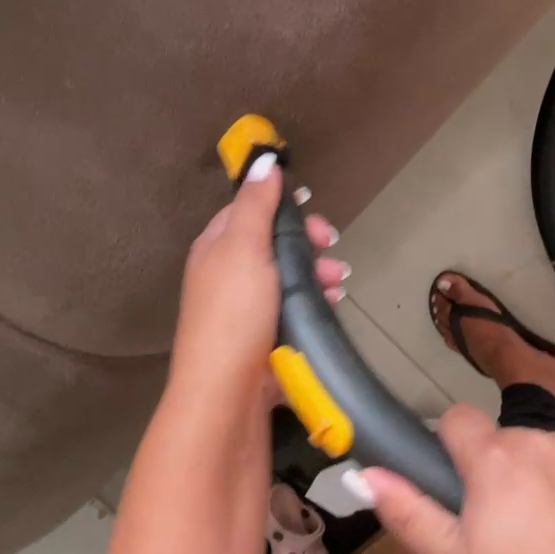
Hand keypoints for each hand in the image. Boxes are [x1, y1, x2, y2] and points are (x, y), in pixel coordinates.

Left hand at [169, 156, 345, 402]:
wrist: (227, 392)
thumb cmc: (234, 312)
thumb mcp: (243, 248)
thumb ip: (255, 205)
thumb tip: (262, 161)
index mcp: (216, 248)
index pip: (248, 211)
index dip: (282, 206)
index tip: (313, 212)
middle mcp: (227, 276)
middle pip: (273, 245)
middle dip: (308, 244)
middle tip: (332, 246)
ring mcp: (245, 310)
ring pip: (289, 278)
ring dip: (317, 274)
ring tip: (338, 284)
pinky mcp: (264, 338)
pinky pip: (294, 310)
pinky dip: (315, 303)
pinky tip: (331, 307)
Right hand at [359, 406, 554, 553]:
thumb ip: (407, 511)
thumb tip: (366, 474)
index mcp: (494, 458)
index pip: (457, 418)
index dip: (451, 447)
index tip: (460, 484)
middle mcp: (540, 440)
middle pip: (504, 442)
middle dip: (498, 472)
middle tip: (505, 528)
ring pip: (545, 452)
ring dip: (539, 477)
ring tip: (550, 534)